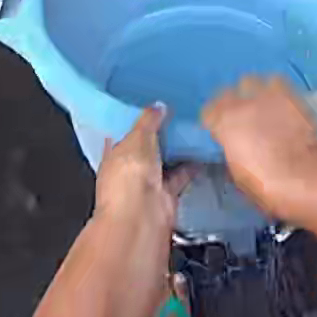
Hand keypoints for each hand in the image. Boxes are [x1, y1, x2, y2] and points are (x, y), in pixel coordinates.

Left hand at [95, 104, 192, 227]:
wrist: (142, 216)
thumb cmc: (131, 172)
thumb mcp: (138, 137)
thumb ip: (149, 120)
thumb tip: (158, 105)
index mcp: (114, 154)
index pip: (122, 132)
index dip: (134, 117)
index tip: (151, 101)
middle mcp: (128, 169)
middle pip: (145, 145)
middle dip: (160, 131)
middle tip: (178, 108)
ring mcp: (147, 183)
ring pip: (164, 160)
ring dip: (177, 147)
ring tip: (193, 124)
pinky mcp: (165, 194)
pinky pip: (180, 174)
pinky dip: (191, 164)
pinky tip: (203, 147)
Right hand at [201, 76, 316, 215]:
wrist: (305, 174)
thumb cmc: (267, 185)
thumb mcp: (239, 174)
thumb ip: (232, 150)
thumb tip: (234, 143)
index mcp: (224, 124)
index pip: (208, 111)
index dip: (214, 120)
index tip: (220, 129)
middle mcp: (241, 103)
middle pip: (228, 92)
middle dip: (232, 103)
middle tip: (242, 118)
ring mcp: (265, 93)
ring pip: (251, 81)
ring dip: (253, 92)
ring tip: (261, 106)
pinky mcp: (289, 91)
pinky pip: (275, 82)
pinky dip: (275, 91)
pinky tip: (280, 103)